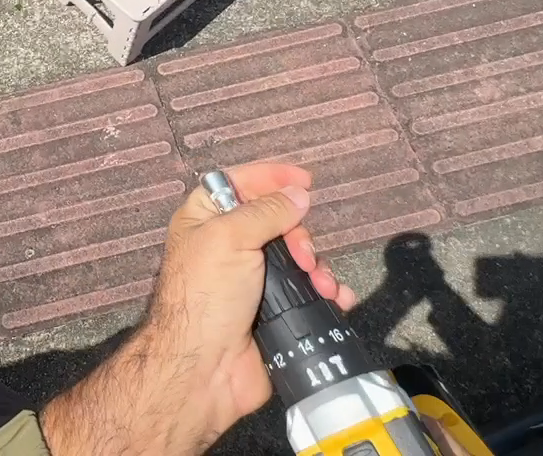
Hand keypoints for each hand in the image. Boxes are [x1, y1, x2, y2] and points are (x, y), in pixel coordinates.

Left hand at [39, 163, 356, 455]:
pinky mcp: (273, 307)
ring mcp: (252, 276)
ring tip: (321, 285)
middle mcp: (227, 241)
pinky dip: (325, 291)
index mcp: (206, 216)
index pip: (239, 182)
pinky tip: (336, 298)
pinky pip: (306, 290)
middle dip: (299, 233)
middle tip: (304, 255)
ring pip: (296, 255)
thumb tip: (297, 193)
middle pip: (276, 219)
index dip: (270, 176)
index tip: (304, 179)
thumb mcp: (229, 238)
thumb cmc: (206, 293)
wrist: (205, 365)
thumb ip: (265, 211)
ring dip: (316, 266)